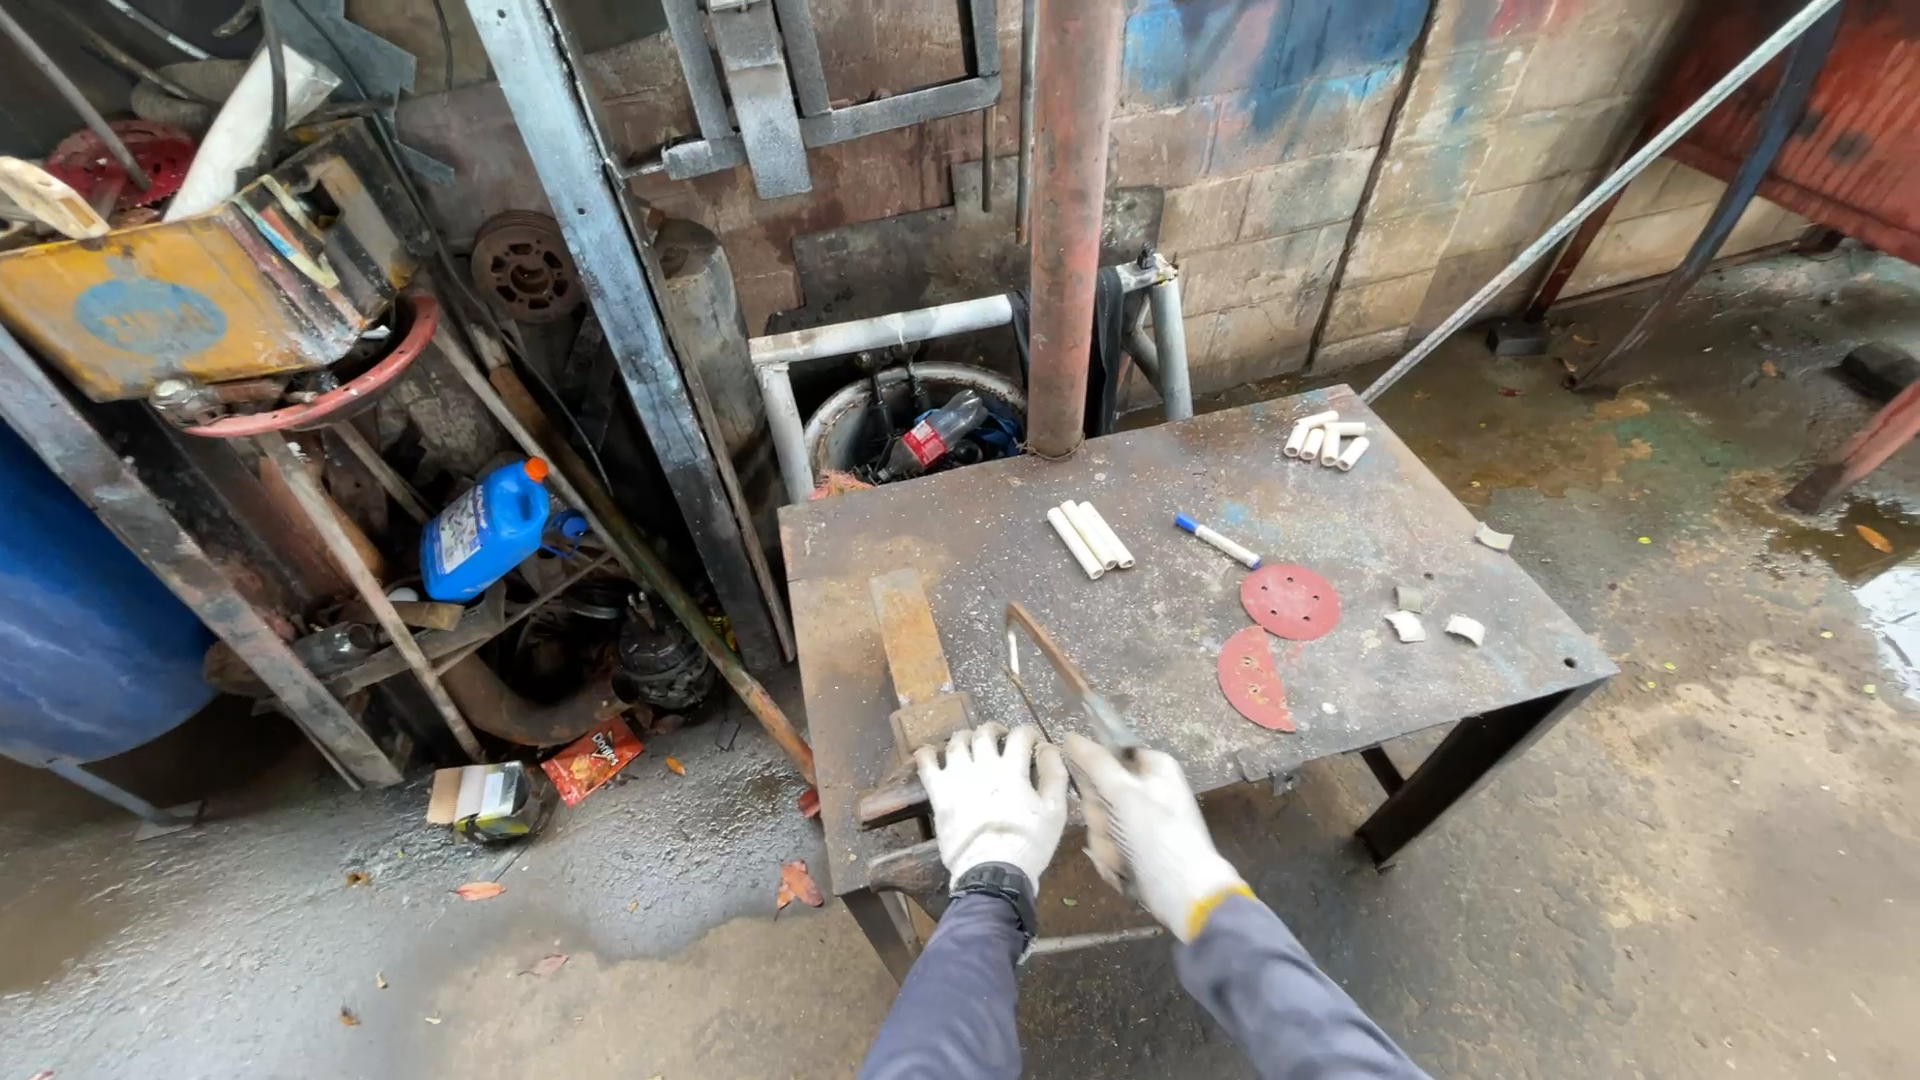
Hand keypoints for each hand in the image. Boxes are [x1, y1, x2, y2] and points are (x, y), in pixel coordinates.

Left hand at [915, 723, 1068, 889]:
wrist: (992, 872)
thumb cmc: (1028, 844)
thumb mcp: (1055, 812)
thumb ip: (1054, 775)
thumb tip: (1048, 749)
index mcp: (1011, 769)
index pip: (1020, 735)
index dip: (1028, 734)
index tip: (1031, 742)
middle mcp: (982, 765)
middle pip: (985, 733)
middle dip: (995, 730)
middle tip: (1000, 738)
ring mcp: (957, 777)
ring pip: (957, 742)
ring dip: (965, 737)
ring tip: (970, 743)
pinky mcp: (939, 793)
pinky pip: (927, 765)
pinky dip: (927, 753)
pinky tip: (930, 752)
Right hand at [1065, 734, 1248, 941]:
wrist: (1185, 895)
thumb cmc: (1159, 837)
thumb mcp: (1126, 794)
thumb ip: (1096, 763)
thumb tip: (1071, 735)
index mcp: (1153, 767)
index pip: (1109, 753)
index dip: (1096, 770)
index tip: (1095, 787)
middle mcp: (1146, 789)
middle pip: (1097, 788)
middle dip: (1099, 813)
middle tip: (1113, 825)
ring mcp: (1138, 820)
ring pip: (1098, 819)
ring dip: (1104, 839)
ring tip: (1123, 852)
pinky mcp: (1132, 846)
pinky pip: (1105, 841)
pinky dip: (1110, 856)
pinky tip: (1123, 867)